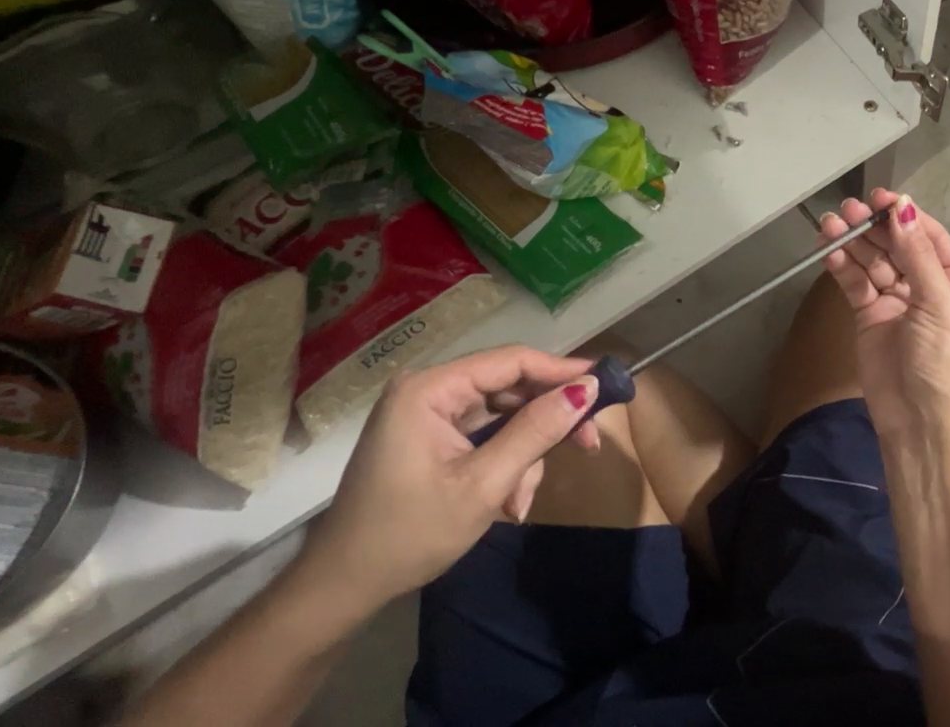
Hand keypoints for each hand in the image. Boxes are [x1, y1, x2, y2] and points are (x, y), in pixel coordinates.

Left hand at [295, 345, 601, 611]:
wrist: (342, 588)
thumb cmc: (409, 534)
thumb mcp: (484, 485)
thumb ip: (537, 431)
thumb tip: (589, 389)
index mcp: (429, 390)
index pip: (512, 361)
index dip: (563, 370)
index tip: (607, 386)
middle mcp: (428, 391)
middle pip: (511, 386)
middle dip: (547, 421)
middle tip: (586, 446)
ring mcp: (428, 414)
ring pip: (505, 415)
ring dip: (525, 454)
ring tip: (520, 502)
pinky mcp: (432, 437)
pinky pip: (487, 434)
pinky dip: (506, 462)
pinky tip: (508, 502)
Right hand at [819, 190, 949, 442]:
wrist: (924, 426)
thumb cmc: (945, 363)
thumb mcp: (940, 305)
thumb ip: (918, 256)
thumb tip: (904, 206)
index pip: (930, 238)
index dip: (906, 215)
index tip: (880, 197)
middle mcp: (927, 287)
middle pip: (898, 246)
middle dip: (875, 226)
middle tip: (848, 208)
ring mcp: (897, 303)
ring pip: (874, 262)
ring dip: (855, 242)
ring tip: (831, 222)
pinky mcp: (870, 319)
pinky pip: (856, 285)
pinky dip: (844, 268)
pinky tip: (831, 251)